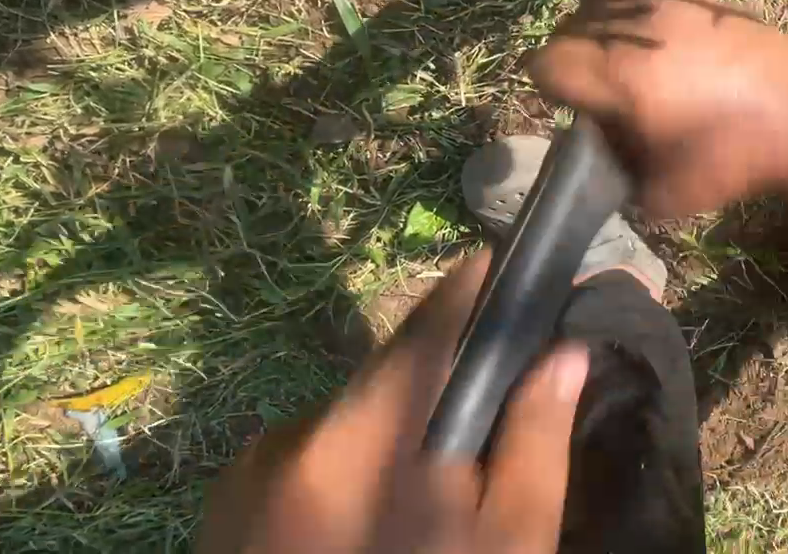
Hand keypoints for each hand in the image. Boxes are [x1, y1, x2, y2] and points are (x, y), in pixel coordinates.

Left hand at [196, 257, 587, 553]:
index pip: (423, 329)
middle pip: (388, 372)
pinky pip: (313, 456)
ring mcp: (241, 485)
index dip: (470, 289)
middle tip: (492, 408)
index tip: (505, 263)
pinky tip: (383, 518)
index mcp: (353, 443)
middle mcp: (284, 444)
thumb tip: (566, 351)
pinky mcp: (221, 519)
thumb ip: (534, 436)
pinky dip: (357, 462)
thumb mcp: (509, 544)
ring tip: (436, 486)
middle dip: (444, 374)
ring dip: (400, 425)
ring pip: (351, 416)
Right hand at [524, 0, 787, 216]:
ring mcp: (666, 1)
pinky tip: (645, 18)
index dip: (549, 85)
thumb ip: (611, 169)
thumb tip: (594, 141)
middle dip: (574, 55)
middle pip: (569, 26)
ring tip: (622, 47)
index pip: (546, 61)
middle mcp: (635, 29)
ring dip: (596, 19)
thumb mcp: (659, 194)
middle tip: (603, 84)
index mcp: (621, 78)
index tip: (572, 101)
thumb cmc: (731, 162)